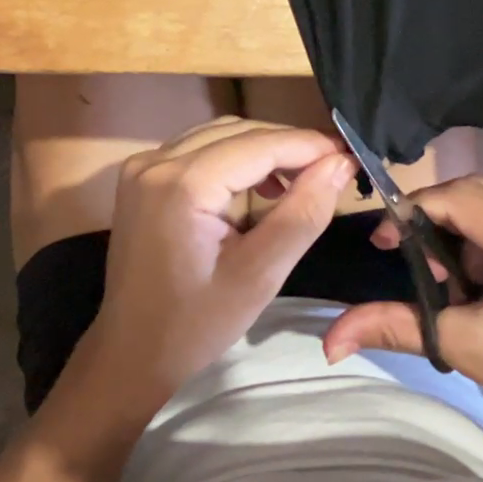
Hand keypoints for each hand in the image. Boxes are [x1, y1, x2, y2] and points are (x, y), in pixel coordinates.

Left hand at [87, 117, 357, 394]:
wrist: (132, 350)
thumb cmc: (196, 323)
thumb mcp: (259, 274)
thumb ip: (303, 214)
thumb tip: (340, 163)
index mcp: (181, 184)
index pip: (258, 144)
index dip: (308, 145)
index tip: (350, 156)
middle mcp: (155, 162)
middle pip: (236, 132)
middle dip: (287, 146)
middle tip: (333, 169)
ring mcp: (142, 167)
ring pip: (217, 136)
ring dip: (261, 150)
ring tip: (302, 179)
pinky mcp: (140, 178)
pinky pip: (196, 150)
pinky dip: (233, 159)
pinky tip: (260, 187)